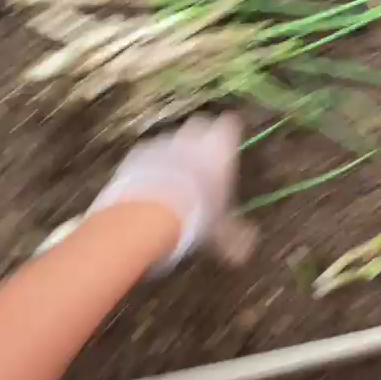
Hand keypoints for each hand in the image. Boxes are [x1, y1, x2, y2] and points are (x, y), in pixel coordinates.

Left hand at [40, 113, 242, 268]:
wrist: (148, 211)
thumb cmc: (196, 215)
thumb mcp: (219, 231)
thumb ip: (231, 237)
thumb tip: (243, 256)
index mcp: (219, 149)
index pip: (229, 126)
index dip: (228, 132)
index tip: (229, 141)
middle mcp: (192, 138)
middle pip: (199, 124)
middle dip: (201, 135)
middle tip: (202, 155)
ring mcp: (163, 143)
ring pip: (173, 137)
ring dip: (175, 150)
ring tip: (174, 174)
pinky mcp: (137, 152)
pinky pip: (148, 151)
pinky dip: (151, 161)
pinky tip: (150, 182)